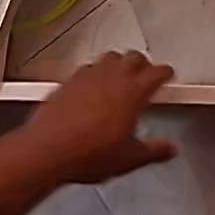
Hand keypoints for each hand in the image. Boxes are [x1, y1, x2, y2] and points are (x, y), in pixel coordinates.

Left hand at [21, 51, 176, 182]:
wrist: (45, 152)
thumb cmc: (86, 152)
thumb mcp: (129, 158)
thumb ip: (154, 150)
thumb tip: (168, 149)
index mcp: (133, 92)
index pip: (158, 72)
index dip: (166, 73)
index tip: (167, 76)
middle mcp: (113, 78)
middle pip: (135, 57)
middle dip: (143, 63)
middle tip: (146, 73)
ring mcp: (89, 77)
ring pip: (111, 56)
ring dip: (119, 62)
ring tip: (121, 72)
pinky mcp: (68, 82)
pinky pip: (86, 67)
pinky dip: (94, 71)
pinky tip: (92, 83)